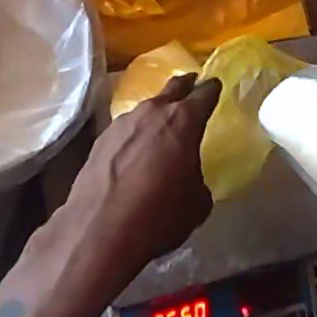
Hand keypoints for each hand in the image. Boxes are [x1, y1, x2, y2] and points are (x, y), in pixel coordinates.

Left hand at [46, 73, 220, 298]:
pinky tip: (134, 153)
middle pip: (173, 87)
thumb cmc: (160, 214)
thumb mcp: (197, 203)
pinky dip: (134, 136)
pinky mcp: (100, 139)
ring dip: (156, 114)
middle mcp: (152, 112)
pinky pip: (126, 130)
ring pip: (146, 109)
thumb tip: (189, 177)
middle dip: (185, 86)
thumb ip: (198, 178)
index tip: (216, 86)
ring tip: (161, 128)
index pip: (204, 93)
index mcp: (183, 120)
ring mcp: (123, 122)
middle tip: (193, 86)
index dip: (212, 89)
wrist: (100, 230)